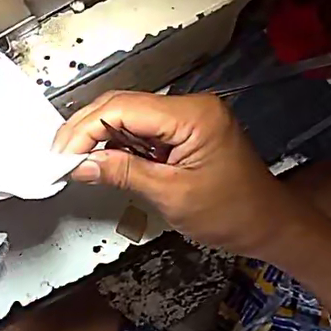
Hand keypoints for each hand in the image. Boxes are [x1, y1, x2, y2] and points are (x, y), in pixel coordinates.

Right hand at [52, 91, 301, 256]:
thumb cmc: (235, 212)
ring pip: (124, 115)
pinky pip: (137, 128)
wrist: (269, 225)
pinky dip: (113, 143)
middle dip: (84, 129)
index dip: (85, 130)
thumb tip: (81, 165)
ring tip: (72, 160)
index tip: (64, 155)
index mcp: (193, 115)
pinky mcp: (179, 131)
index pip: (122, 108)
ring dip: (95, 136)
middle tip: (60, 157)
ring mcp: (184, 117)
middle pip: (120, 105)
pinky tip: (97, 158)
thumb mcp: (172, 195)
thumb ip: (123, 173)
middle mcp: (189, 107)